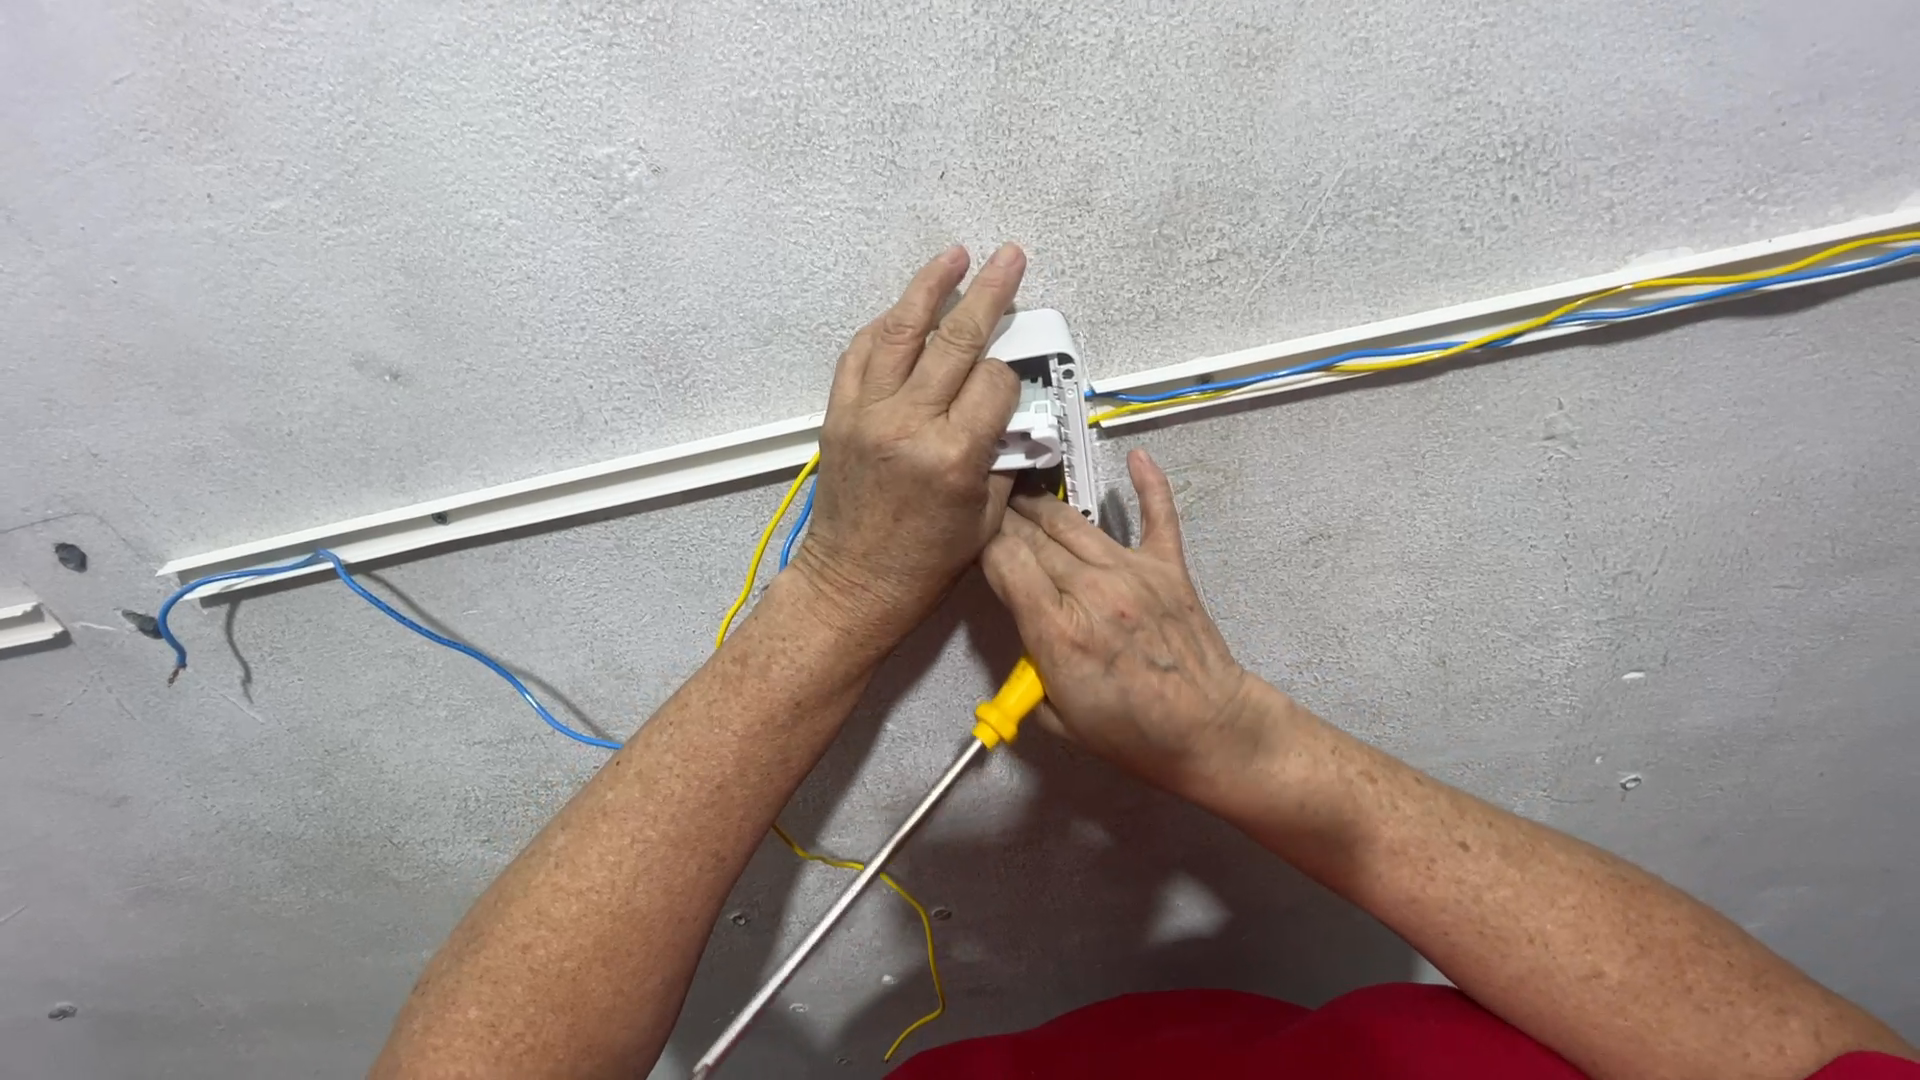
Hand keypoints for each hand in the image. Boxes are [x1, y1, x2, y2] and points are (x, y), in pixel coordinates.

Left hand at [789, 244, 1025, 651]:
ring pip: (900, 333)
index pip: (994, 383)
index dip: (1010, 378)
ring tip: (955, 255)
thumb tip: (1013, 411)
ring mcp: (867, 414)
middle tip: (1010, 257)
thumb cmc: (927, 563)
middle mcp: (909, 424)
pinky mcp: (838, 415)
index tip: (1009, 392)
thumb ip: (1004, 458)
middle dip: (989, 294)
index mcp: (954, 456)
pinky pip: (859, 355)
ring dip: (929, 288)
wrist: (854, 583)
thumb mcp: (986, 518)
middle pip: (955, 341)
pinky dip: (883, 327)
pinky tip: (904, 310)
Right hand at [981, 449, 1293, 795]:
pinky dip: (1148, 484)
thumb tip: (1023, 620)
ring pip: (1073, 521)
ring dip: (1041, 503)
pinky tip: (1135, 457)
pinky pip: (1157, 515)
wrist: (1208, 731)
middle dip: (1004, 518)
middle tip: (986, 505)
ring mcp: (1133, 572)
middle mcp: (1091, 589)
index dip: (982, 544)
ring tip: (1020, 488)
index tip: (969, 538)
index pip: (1005, 560)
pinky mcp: (1168, 567)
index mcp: (1058, 629)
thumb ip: (1028, 662)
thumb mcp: (1054, 715)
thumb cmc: (1128, 733)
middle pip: (1033, 535)